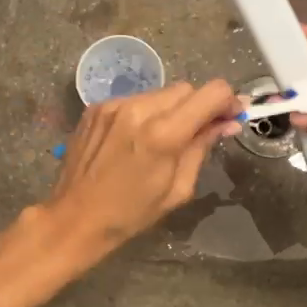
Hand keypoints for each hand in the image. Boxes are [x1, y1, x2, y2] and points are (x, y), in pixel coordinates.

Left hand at [42, 80, 242, 257]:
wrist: (75, 218)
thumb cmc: (131, 213)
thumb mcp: (178, 188)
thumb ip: (202, 148)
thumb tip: (227, 123)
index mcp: (162, 134)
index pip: (211, 93)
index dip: (227, 101)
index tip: (231, 117)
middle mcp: (138, 109)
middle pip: (185, 89)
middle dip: (199, 107)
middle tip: (202, 130)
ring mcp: (113, 105)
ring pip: (160, 93)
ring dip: (171, 110)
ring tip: (165, 138)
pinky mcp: (96, 107)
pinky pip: (134, 100)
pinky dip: (145, 114)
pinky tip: (137, 139)